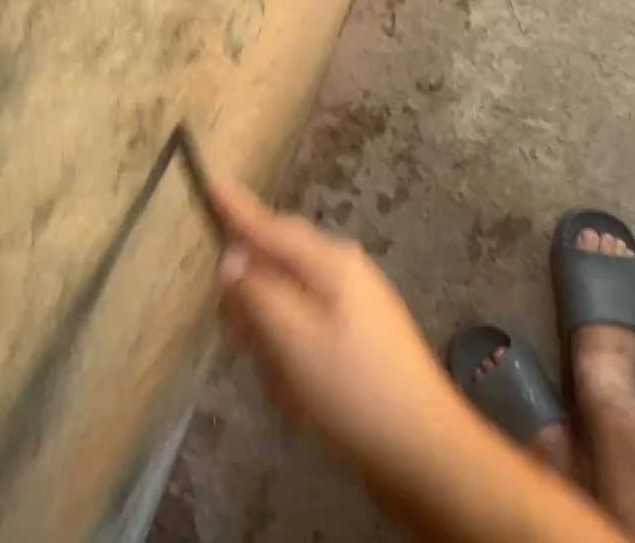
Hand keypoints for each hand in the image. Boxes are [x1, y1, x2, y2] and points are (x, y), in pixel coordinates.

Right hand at [205, 176, 465, 479]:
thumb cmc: (353, 388)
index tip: (211, 184)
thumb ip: (257, 292)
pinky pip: (305, 335)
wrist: (423, 450)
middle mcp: (343, 274)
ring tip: (283, 385)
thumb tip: (232, 256)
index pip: (271, 227)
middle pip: (277, 265)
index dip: (237, 211)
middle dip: (252, 303)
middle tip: (241, 342)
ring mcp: (353, 306)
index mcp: (330, 263)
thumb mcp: (292, 338)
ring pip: (287, 307)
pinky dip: (292, 360)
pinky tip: (300, 398)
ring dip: (272, 342)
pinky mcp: (356, 339)